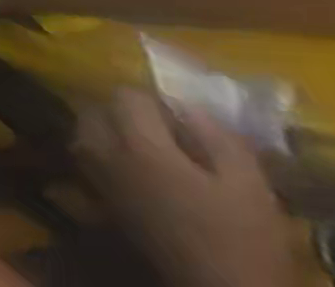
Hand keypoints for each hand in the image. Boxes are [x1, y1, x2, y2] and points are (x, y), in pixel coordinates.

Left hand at [74, 89, 294, 286]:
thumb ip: (217, 137)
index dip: (153, 100)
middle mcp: (105, 153)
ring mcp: (96, 177)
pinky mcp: (97, 199)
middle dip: (122, 112)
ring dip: (105, 130)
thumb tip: (188, 106)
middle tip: (161, 132)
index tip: (179, 120)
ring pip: (83, 133)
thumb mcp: (250, 186)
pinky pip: (84, 161)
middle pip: (95, 110)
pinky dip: (97, 154)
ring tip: (144, 148)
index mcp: (139, 145)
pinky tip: (128, 169)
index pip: (125, 95)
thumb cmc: (243, 239)